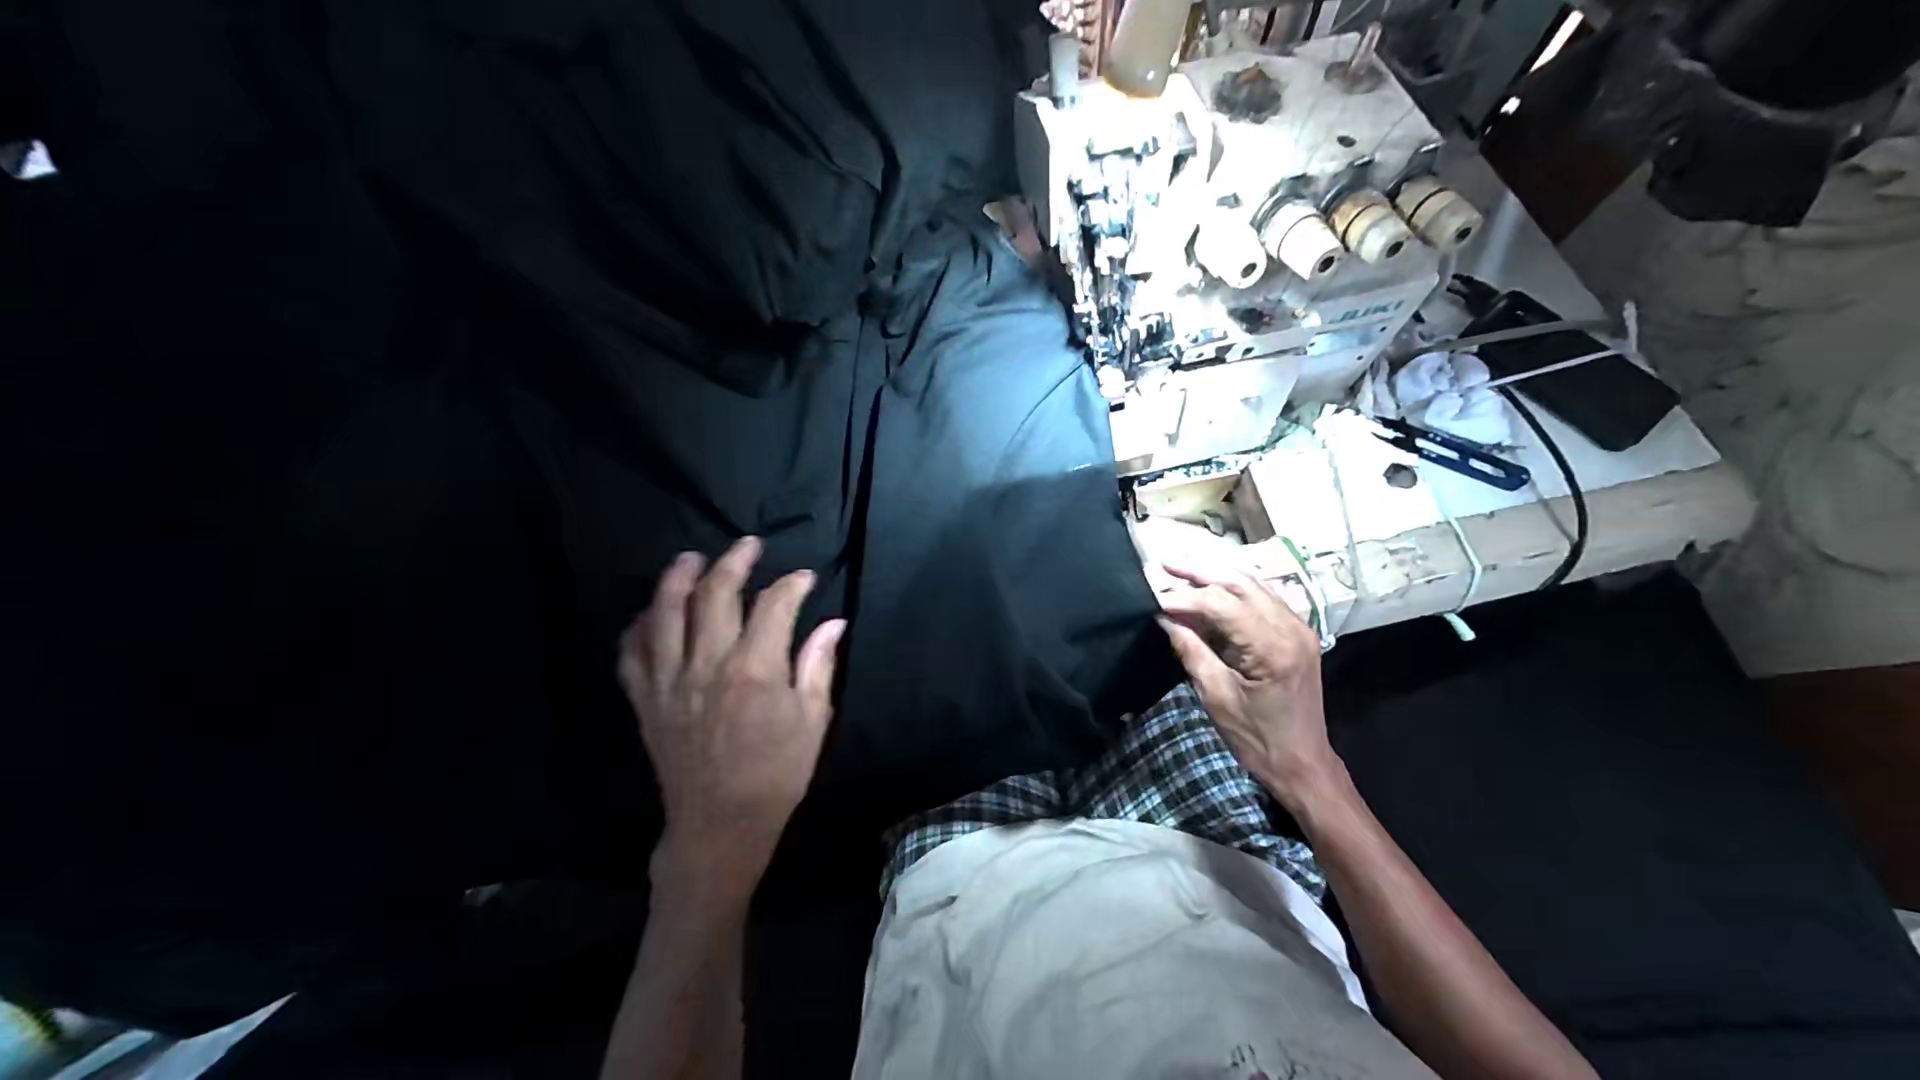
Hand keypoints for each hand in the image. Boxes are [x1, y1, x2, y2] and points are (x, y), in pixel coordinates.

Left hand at [618, 536, 847, 903]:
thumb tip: (832, 623)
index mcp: (755, 670)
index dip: (792, 584)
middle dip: (735, 561)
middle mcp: (707, 665)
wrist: (719, 826)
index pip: (774, 605)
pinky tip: (653, 613)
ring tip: (692, 558)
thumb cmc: (776, 776)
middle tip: (748, 546)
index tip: (805, 577)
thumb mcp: (813, 722)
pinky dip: (639, 625)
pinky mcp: (645, 700)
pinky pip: (632, 651)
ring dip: (678, 577)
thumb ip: (818, 665)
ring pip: (665, 612)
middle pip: (715, 594)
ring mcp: (669, 681)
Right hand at [1156, 562, 1338, 809]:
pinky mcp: (1298, 633)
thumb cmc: (1255, 738)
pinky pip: (1264, 596)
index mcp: (1271, 647)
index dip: (1183, 596)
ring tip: (1181, 568)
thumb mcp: (1214, 695)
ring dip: (1216, 573)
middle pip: (1240, 582)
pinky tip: (1212, 585)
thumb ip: (1190, 648)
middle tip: (1164, 564)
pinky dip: (1235, 587)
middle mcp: (1291, 628)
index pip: (1220, 604)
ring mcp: (1299, 627)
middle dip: (1199, 571)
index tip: (1151, 595)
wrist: (1302, 764)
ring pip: (1254, 583)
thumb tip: (1162, 616)